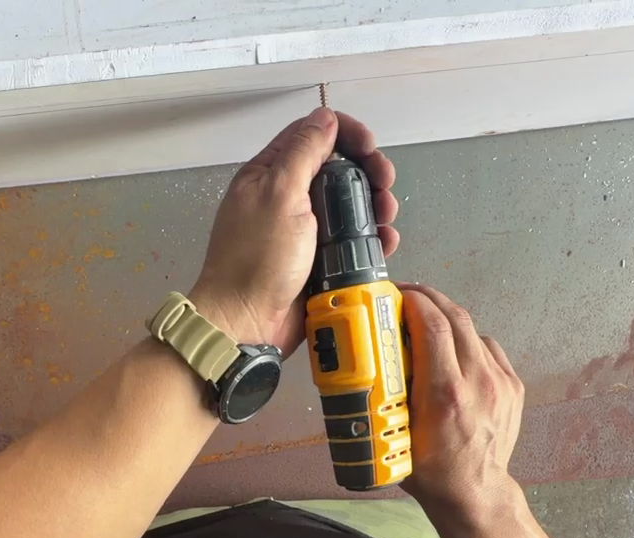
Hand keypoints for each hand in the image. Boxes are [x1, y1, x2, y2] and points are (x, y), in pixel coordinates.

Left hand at [188, 107, 398, 354]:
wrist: (246, 324)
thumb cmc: (257, 259)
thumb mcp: (279, 195)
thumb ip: (303, 153)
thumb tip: (323, 117)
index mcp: (269, 176)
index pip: (311, 136)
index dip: (345, 134)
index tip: (370, 147)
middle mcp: (286, 201)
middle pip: (336, 172)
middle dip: (367, 173)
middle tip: (386, 186)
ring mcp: (303, 235)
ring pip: (347, 209)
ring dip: (374, 208)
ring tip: (388, 217)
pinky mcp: (317, 265)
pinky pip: (349, 245)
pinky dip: (370, 241)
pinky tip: (385, 243)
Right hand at [399, 284, 525, 520]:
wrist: (472, 493)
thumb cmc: (430, 471)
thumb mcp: (396, 433)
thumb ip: (389, 395)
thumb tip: (374, 359)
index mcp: (445, 393)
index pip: (433, 326)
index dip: (413, 301)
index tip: (396, 295)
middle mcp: (477, 382)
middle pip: (455, 317)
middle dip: (428, 299)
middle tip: (406, 296)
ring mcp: (500, 382)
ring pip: (473, 329)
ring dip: (447, 318)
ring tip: (425, 321)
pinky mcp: (512, 385)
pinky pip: (487, 347)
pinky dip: (466, 340)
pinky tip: (451, 350)